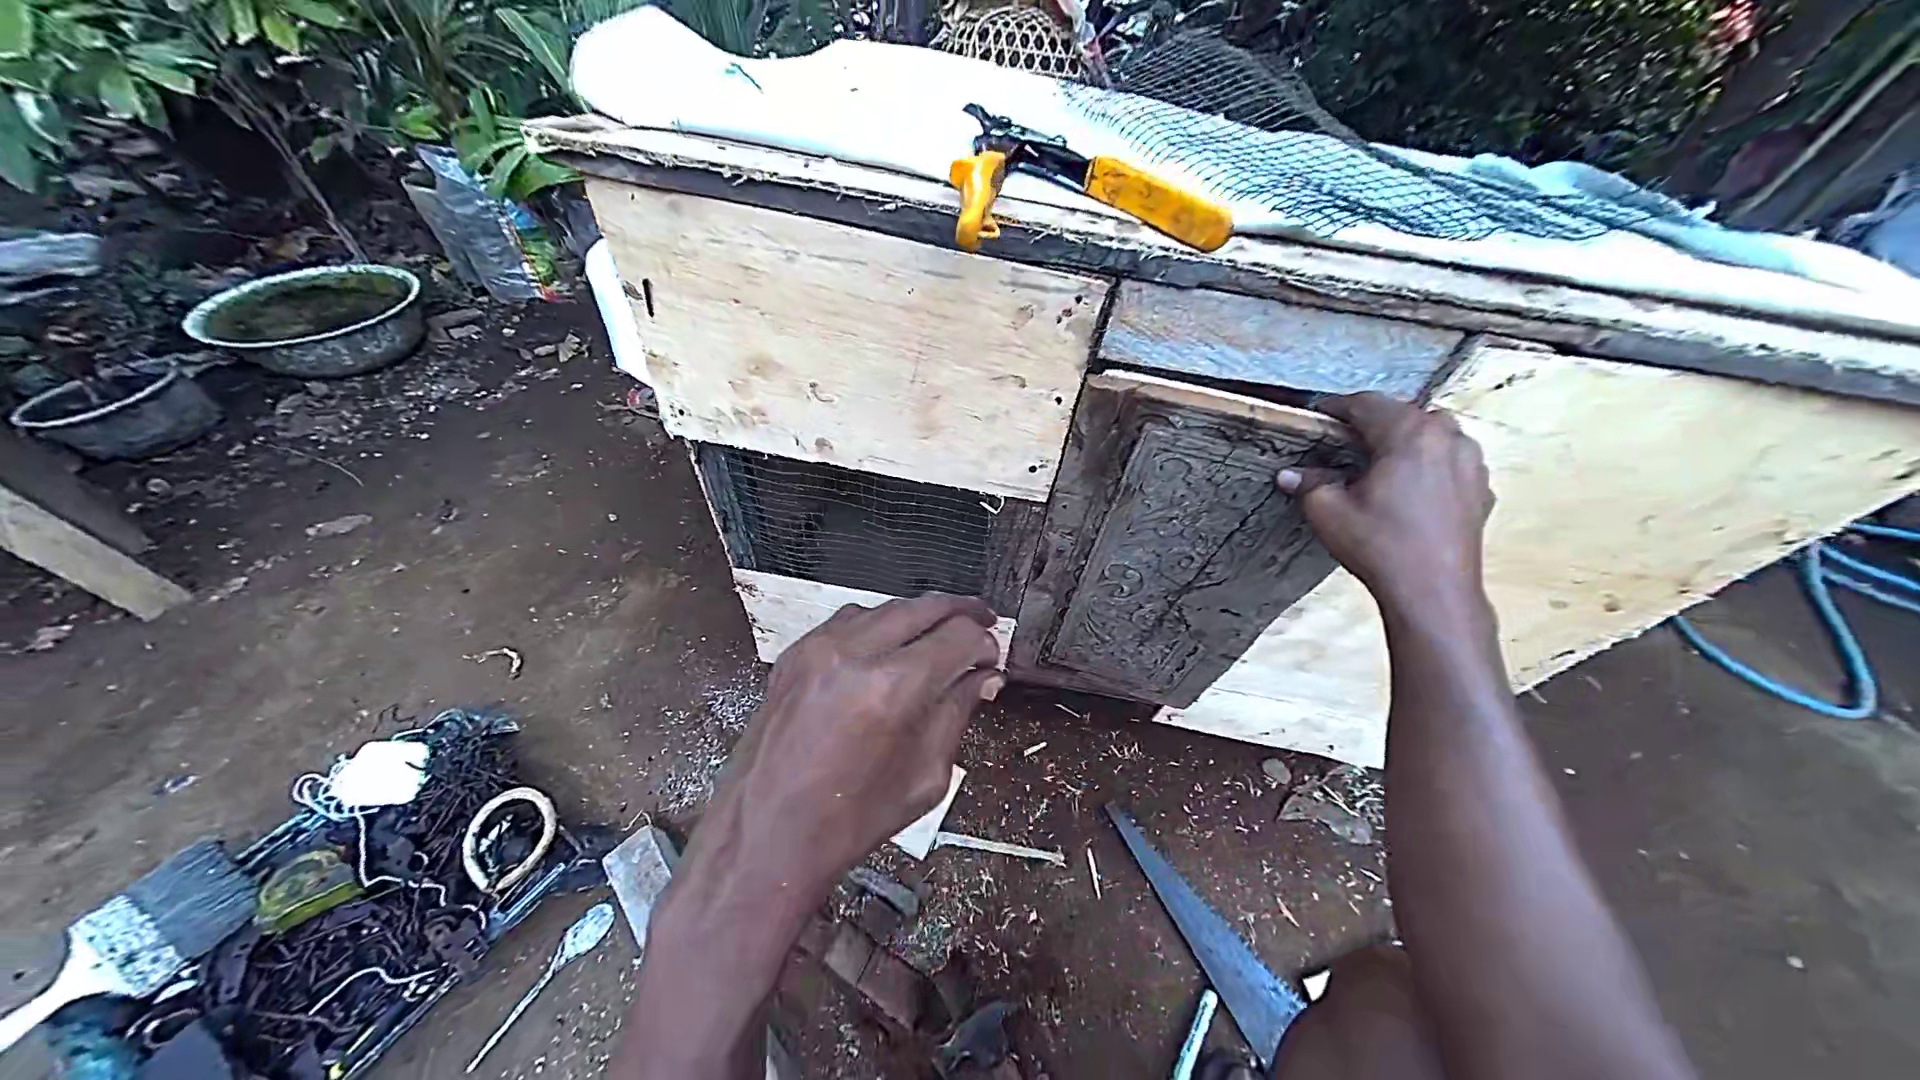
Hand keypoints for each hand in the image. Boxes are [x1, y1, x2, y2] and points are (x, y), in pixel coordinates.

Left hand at [714, 593, 1002, 896]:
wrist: (765, 835)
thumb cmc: (848, 821)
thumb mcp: (924, 777)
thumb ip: (956, 713)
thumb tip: (983, 677)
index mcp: (893, 689)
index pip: (958, 636)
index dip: (985, 642)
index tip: (992, 656)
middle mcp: (854, 655)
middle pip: (925, 606)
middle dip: (962, 612)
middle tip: (983, 622)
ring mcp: (818, 649)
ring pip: (887, 606)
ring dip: (920, 614)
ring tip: (940, 633)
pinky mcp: (795, 654)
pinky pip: (849, 619)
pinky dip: (879, 623)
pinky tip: (890, 643)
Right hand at [1278, 393, 1493, 613]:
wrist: (1432, 590)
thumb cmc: (1380, 546)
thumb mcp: (1327, 511)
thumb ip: (1309, 484)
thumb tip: (1290, 475)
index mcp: (1409, 435)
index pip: (1368, 404)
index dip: (1338, 407)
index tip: (1320, 413)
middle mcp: (1447, 439)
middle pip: (1404, 414)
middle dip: (1373, 423)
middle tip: (1343, 440)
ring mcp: (1471, 463)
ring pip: (1433, 434)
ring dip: (1404, 440)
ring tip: (1377, 461)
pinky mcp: (1480, 489)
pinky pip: (1450, 460)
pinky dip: (1427, 463)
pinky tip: (1406, 487)